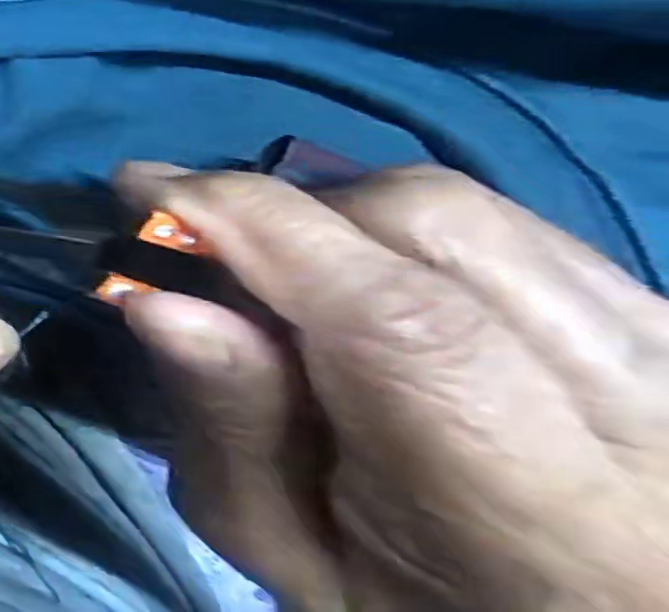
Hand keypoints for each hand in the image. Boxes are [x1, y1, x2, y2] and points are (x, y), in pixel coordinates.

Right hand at [117, 163, 668, 611]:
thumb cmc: (392, 602)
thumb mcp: (277, 542)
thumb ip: (224, 423)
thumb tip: (153, 299)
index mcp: (543, 520)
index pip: (395, 316)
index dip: (253, 224)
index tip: (143, 191)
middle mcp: (656, 428)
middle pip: (438, 226)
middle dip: (282, 209)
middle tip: (203, 238)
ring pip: (472, 210)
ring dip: (334, 214)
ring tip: (280, 263)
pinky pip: (509, 226)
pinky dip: (394, 228)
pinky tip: (361, 274)